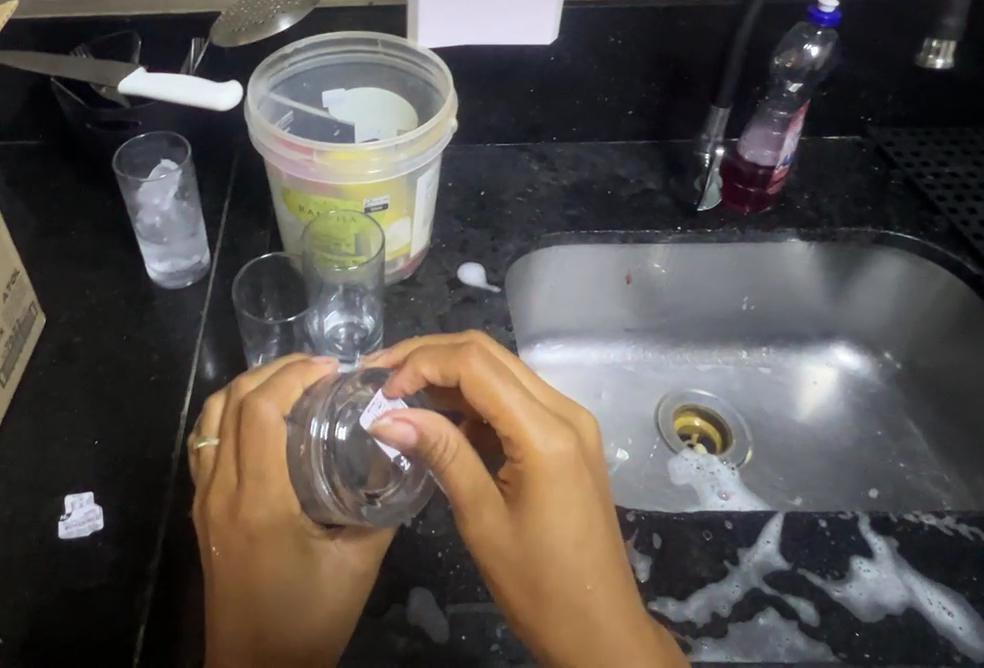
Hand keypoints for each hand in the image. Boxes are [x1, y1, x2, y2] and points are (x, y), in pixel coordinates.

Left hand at [190, 354, 395, 667]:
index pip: (260, 409)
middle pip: (231, 401)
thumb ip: (380, 508)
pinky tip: (262, 417)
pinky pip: (204, 441)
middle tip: (319, 368)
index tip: (332, 368)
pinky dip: (229, 412)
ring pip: (210, 416)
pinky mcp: (200, 510)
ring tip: (292, 382)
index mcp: (259, 501)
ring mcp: (204, 499)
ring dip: (249, 386)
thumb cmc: (308, 622)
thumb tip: (399, 454)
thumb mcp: (357, 567)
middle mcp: (221, 490)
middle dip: (275, 371)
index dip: (293, 374)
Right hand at [366, 333, 686, 667]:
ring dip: (449, 371)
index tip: (382, 391)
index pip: (475, 364)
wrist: (602, 631)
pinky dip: (473, 395)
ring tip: (400, 391)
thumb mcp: (481, 520)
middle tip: (380, 373)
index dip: (422, 364)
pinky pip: (514, 394)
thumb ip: (440, 453)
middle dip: (429, 355)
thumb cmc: (540, 586)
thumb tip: (385, 415)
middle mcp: (564, 410)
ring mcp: (570, 419)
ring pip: (500, 368)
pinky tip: (441, 417)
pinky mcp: (567, 434)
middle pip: (487, 352)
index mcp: (546, 432)